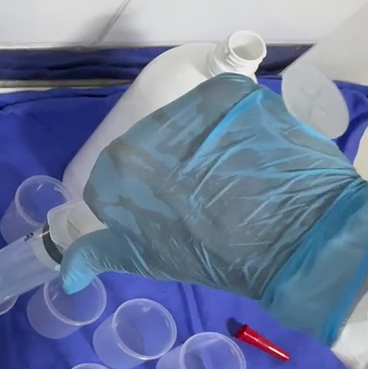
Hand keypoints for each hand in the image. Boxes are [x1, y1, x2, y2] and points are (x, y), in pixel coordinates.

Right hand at [59, 74, 367, 342]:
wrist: (303, 239)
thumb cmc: (216, 255)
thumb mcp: (148, 258)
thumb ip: (97, 256)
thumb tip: (64, 273)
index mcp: (120, 166)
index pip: (113, 173)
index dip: (137, 194)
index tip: (163, 211)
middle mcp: (150, 127)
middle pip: (147, 141)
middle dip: (165, 164)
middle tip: (197, 193)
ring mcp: (197, 107)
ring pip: (184, 123)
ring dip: (198, 142)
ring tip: (226, 174)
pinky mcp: (239, 95)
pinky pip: (224, 109)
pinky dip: (232, 127)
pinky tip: (249, 154)